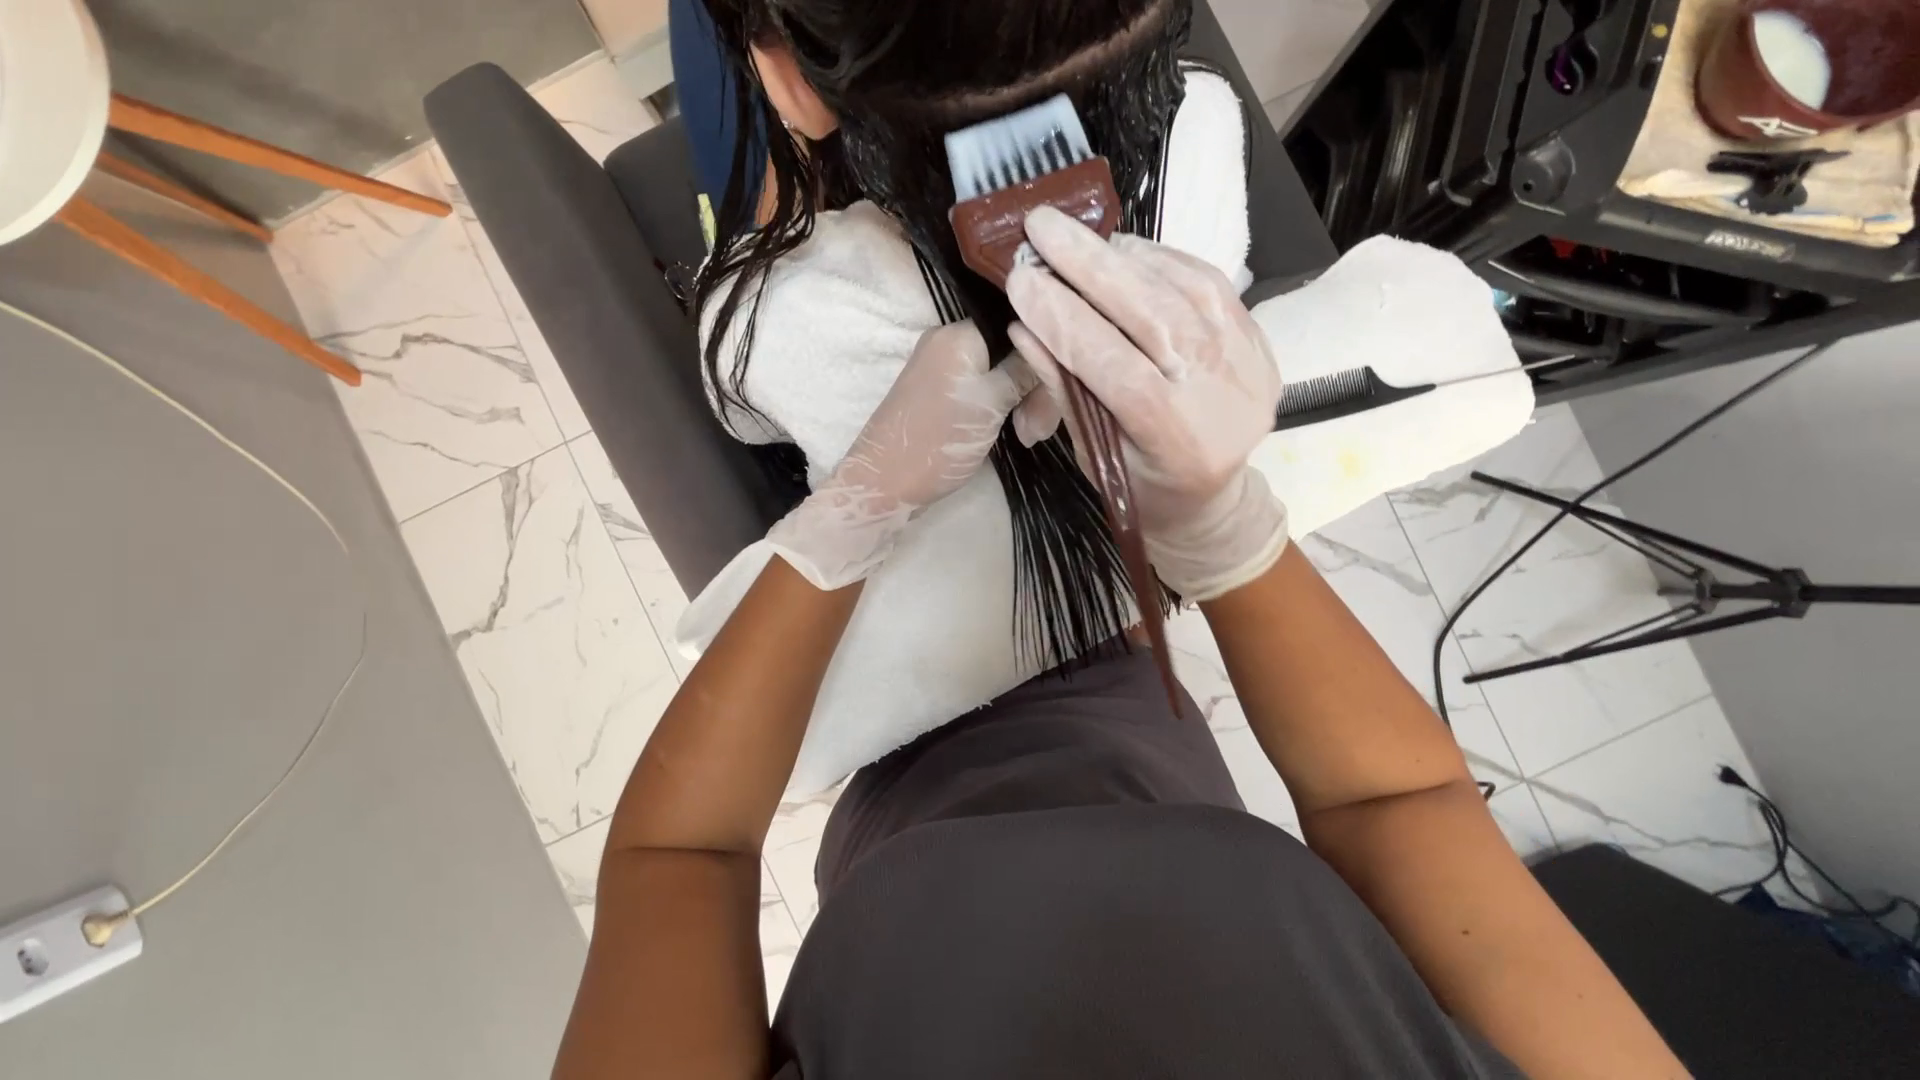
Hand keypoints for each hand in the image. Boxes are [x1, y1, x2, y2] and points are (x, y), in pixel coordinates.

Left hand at [768, 321, 1036, 589]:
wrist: (885, 485)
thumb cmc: (939, 440)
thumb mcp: (992, 403)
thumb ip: (1024, 368)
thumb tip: (1049, 337)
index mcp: (960, 333)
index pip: (1019, 325)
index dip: (1045, 354)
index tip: (1057, 391)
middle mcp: (950, 342)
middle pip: (1013, 352)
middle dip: (1034, 389)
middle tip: (1038, 430)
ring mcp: (945, 370)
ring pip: (1002, 375)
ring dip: (1022, 405)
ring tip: (1028, 438)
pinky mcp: (943, 396)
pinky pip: (985, 391)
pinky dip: (1002, 410)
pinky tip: (1017, 433)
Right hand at [1005, 205, 1288, 601]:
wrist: (1211, 499)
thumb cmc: (1140, 487)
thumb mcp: (1094, 455)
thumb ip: (1065, 390)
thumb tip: (1024, 326)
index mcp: (1177, 443)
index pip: (1116, 368)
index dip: (1065, 321)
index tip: (1019, 280)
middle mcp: (1223, 398)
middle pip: (1157, 316)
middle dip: (1092, 266)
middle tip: (1041, 226)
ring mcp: (1249, 365)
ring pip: (1187, 290)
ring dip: (1126, 256)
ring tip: (1077, 237)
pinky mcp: (1259, 342)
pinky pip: (1211, 284)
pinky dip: (1164, 259)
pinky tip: (1125, 249)